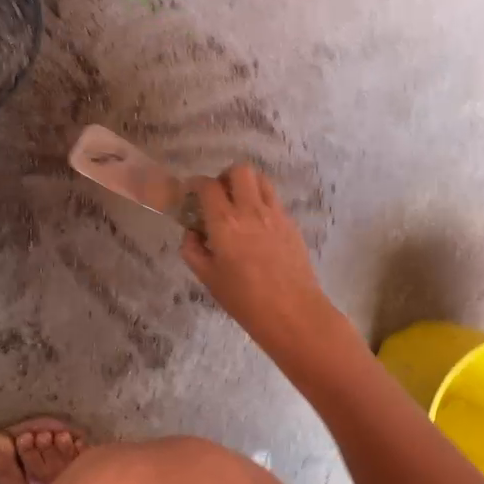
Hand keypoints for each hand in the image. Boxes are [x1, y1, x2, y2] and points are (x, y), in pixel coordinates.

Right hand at [181, 163, 336, 347]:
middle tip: (218, 196)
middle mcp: (250, 210)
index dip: (195, 184)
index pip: (207, 186)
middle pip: (240, 170)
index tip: (191, 194)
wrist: (292, 313)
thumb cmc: (244, 300)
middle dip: (224, 177)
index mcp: (224, 223)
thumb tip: (192, 233)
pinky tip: (257, 227)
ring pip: (261, 180)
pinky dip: (261, 203)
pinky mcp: (291, 224)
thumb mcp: (208, 278)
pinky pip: (274, 201)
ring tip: (239, 206)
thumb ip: (193, 250)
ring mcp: (275, 215)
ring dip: (246, 185)